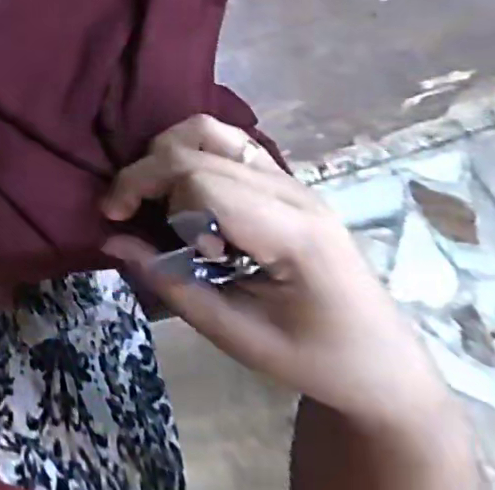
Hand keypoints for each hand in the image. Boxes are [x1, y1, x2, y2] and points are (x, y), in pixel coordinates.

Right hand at [101, 116, 453, 429]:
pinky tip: (181, 186)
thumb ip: (171, 283)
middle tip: (121, 211)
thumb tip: (110, 240)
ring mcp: (290, 179)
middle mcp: (292, 190)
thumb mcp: (238, 336)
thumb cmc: (315, 360)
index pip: (200, 180)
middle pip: (196, 149)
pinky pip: (226, 141)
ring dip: (166, 152)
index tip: (119, 223)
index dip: (145, 190)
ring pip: (209, 130)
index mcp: (291, 231)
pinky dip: (190, 150)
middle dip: (144, 173)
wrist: (384, 365)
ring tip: (152, 193)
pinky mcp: (284, 179)